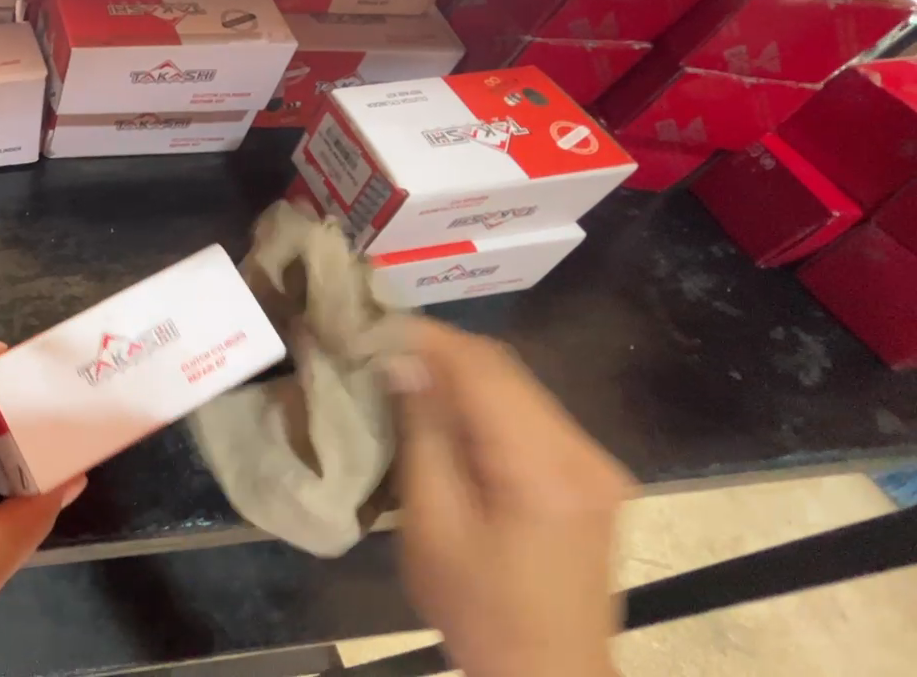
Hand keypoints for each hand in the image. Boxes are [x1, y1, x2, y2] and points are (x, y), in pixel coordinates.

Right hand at [392, 319, 632, 676]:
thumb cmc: (478, 606)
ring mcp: (594, 464)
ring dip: (457, 370)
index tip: (370, 322)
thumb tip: (401, 362)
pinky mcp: (589, 475)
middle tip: (376, 344)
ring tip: (399, 369)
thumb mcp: (431, 521)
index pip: (482, 369)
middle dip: (437, 348)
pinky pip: (527, 411)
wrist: (550, 676)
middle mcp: (583, 454)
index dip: (424, 336)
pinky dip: (480, 397)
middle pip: (503, 369)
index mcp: (544, 467)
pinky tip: (442, 408)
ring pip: (516, 384)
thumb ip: (422, 433)